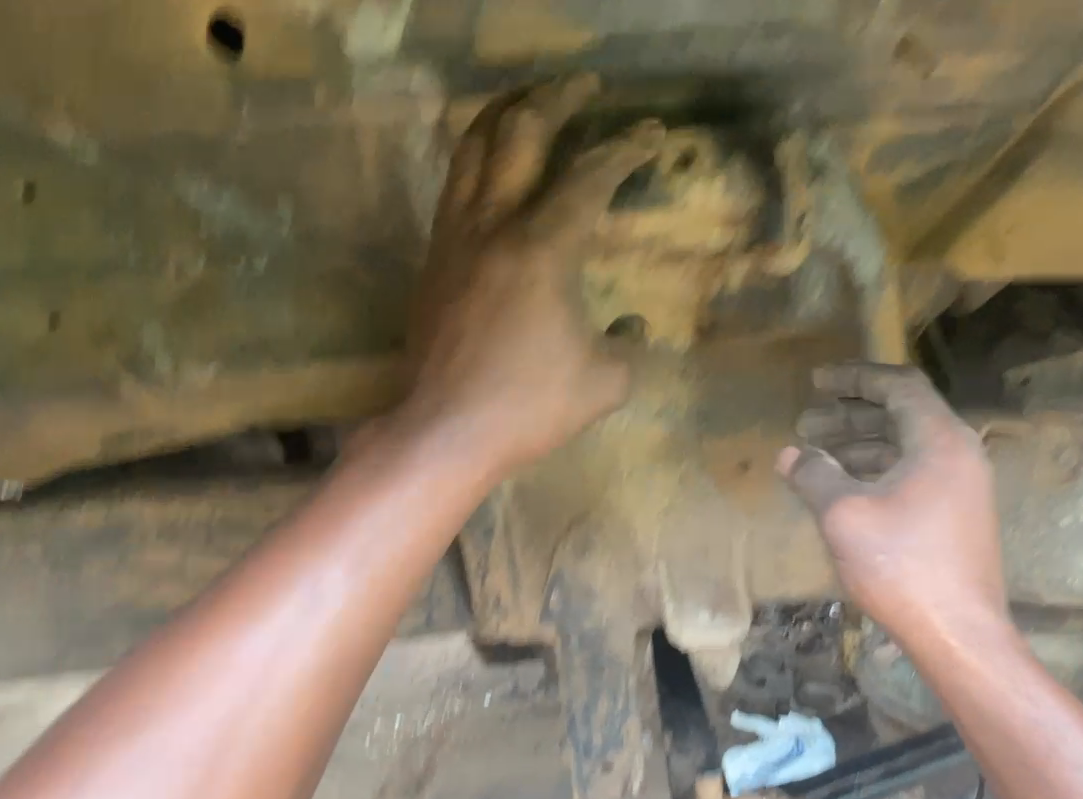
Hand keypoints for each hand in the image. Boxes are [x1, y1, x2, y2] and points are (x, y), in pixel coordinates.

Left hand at [395, 75, 663, 472]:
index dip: (625, 150)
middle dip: (557, 98)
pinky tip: (490, 164)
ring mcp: (456, 238)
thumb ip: (628, 346)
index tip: (648, 135)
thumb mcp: (605, 383)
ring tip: (527, 100)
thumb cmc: (529, 408)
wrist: (446, 430)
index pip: (590, 177)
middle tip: (582, 86)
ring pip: (473, 148)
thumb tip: (630, 326)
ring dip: (504, 112)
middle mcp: (495, 226)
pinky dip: (476, 158)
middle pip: (521, 133)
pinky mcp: (434, 259)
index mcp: (544, 249)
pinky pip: (454, 186)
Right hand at [777, 363, 1009, 646]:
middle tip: (805, 423)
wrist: (958, 632)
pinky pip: (913, 475)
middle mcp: (959, 455)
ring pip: (905, 448)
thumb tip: (789, 454)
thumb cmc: (901, 565)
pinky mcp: (957, 517)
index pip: (899, 386)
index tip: (816, 383)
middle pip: (902, 415)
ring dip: (860, 446)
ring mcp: (962, 488)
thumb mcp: (844, 515)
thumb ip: (814, 475)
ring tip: (815, 457)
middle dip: (849, 415)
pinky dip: (876, 472)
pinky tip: (844, 491)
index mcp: (940, 440)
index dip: (854, 379)